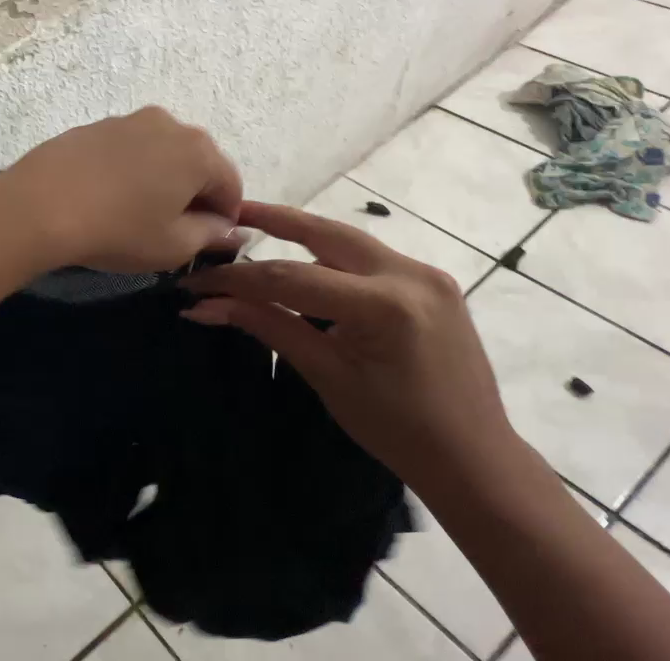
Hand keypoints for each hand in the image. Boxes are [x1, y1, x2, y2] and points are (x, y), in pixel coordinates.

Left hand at [0, 106, 241, 273]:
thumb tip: (228, 227)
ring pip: (157, 152)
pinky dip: (125, 170)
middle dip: (192, 193)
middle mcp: (167, 124)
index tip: (208, 241)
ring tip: (135, 213)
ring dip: (157, 179)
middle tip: (172, 229)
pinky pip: (123, 150)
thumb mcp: (174, 246)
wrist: (39, 205)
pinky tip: (105, 197)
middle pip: (195, 162)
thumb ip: (211, 234)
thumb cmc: (117, 230)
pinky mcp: (90, 127)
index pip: (230, 185)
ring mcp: (125, 120)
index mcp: (198, 151)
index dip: (224, 217)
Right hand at [180, 202, 523, 492]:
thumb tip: (203, 305)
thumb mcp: (325, 374)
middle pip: (324, 233)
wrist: (475, 460)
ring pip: (347, 242)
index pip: (290, 277)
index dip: (235, 279)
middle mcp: (410, 275)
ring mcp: (427, 275)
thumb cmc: (396, 429)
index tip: (194, 282)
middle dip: (273, 219)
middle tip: (228, 211)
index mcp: (385, 305)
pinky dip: (331, 259)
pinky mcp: (432, 284)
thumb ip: (266, 325)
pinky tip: (304, 266)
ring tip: (255, 231)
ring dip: (302, 238)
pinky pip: (368, 260)